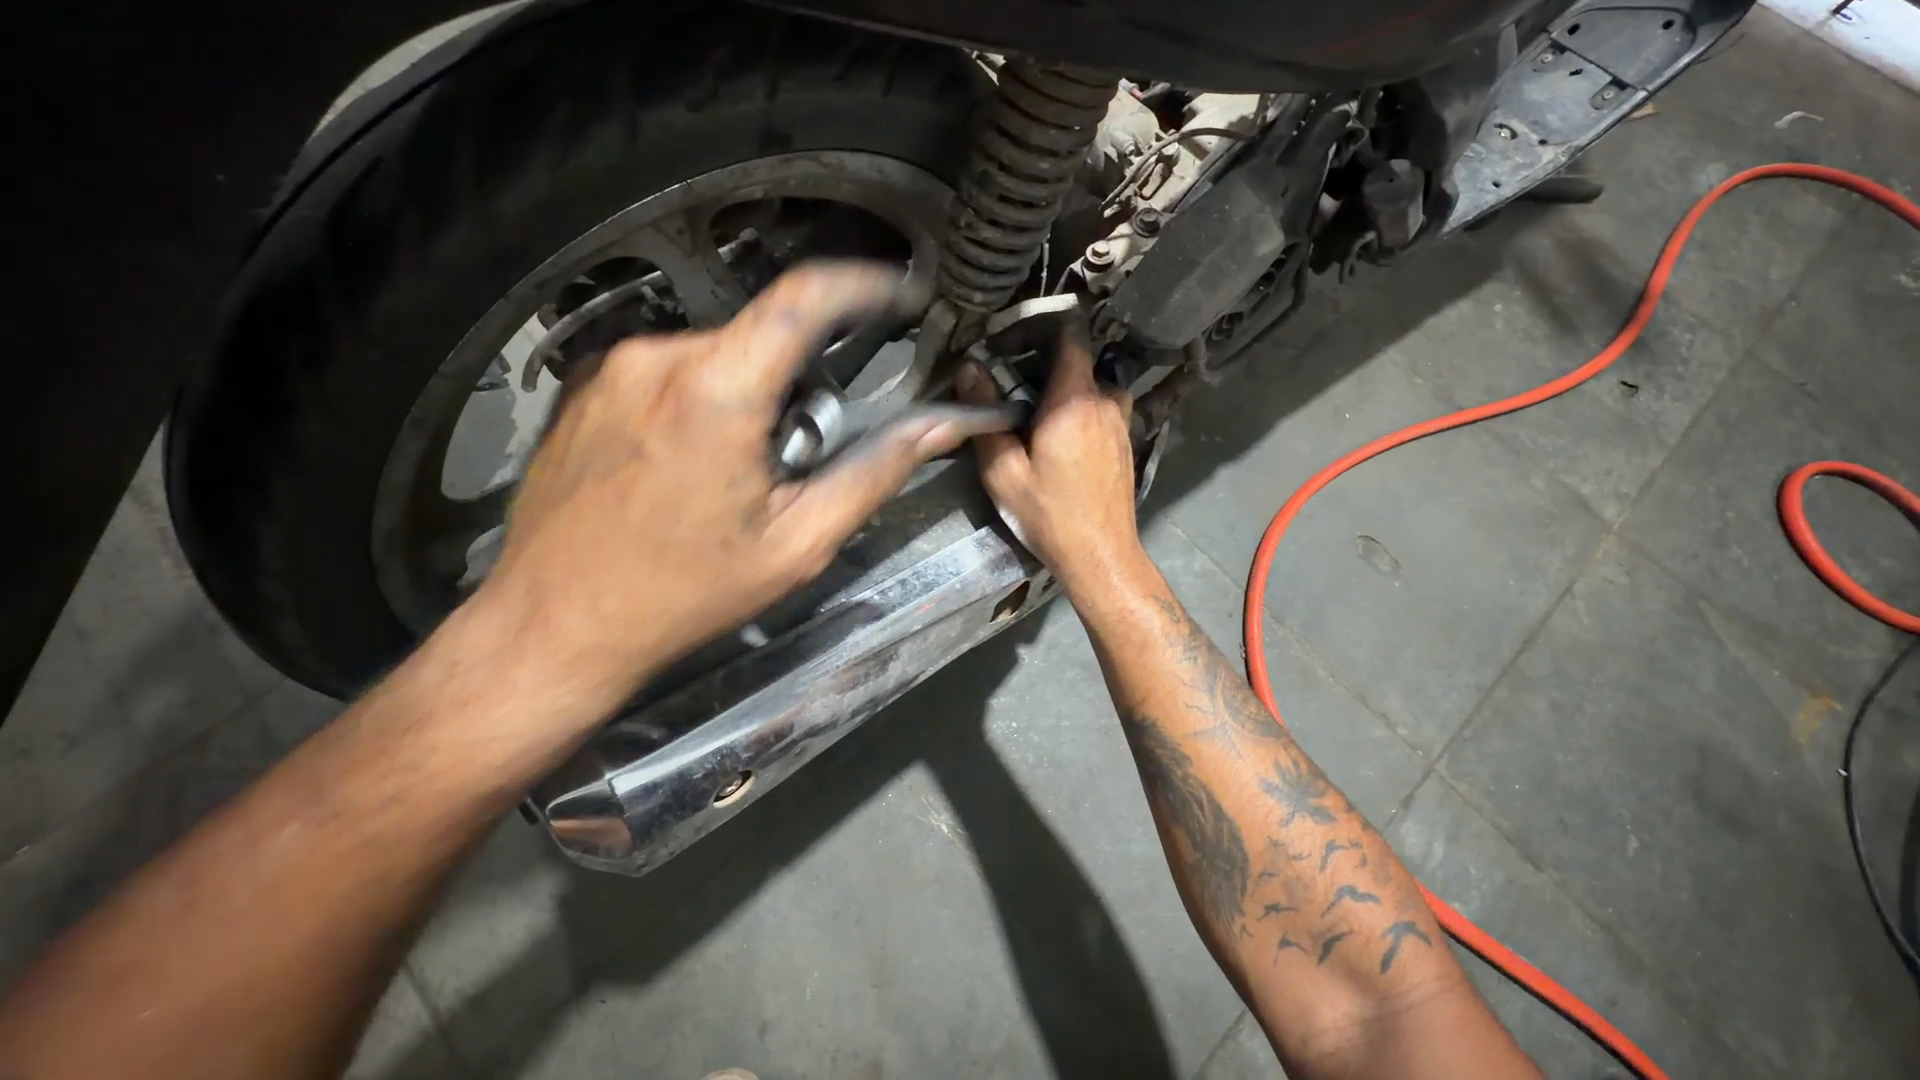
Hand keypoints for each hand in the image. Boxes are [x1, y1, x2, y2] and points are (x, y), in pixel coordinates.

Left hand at [476, 262, 964, 703]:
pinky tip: (679, 468)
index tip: (898, 293)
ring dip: (742, 395)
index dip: (863, 284)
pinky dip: (694, 402)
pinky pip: (665, 371)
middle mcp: (657, 358)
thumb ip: (873, 473)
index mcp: (716, 392)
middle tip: (794, 452)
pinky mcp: (581, 385)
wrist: (554, 623)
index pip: (803, 297)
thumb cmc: (682, 594)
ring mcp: (609, 367)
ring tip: (727, 474)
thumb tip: (938, 427)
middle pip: (758, 335)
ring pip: (713, 355)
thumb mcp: (795, 544)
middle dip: (795, 380)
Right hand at [956, 325, 1142, 594]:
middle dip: (1049, 364)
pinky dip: (1085, 410)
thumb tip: (970, 368)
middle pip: (1081, 363)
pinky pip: (1106, 410)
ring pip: (1095, 387)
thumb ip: (986, 417)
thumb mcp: (1003, 472)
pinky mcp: (1127, 444)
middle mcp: (1105, 403)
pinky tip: (1063, 435)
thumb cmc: (1048, 515)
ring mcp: (1122, 424)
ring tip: (1040, 408)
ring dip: (1070, 389)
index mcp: (1074, 401)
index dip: (1045, 326)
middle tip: (1015, 379)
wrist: (1100, 556)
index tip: (1017, 333)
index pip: (1071, 338)